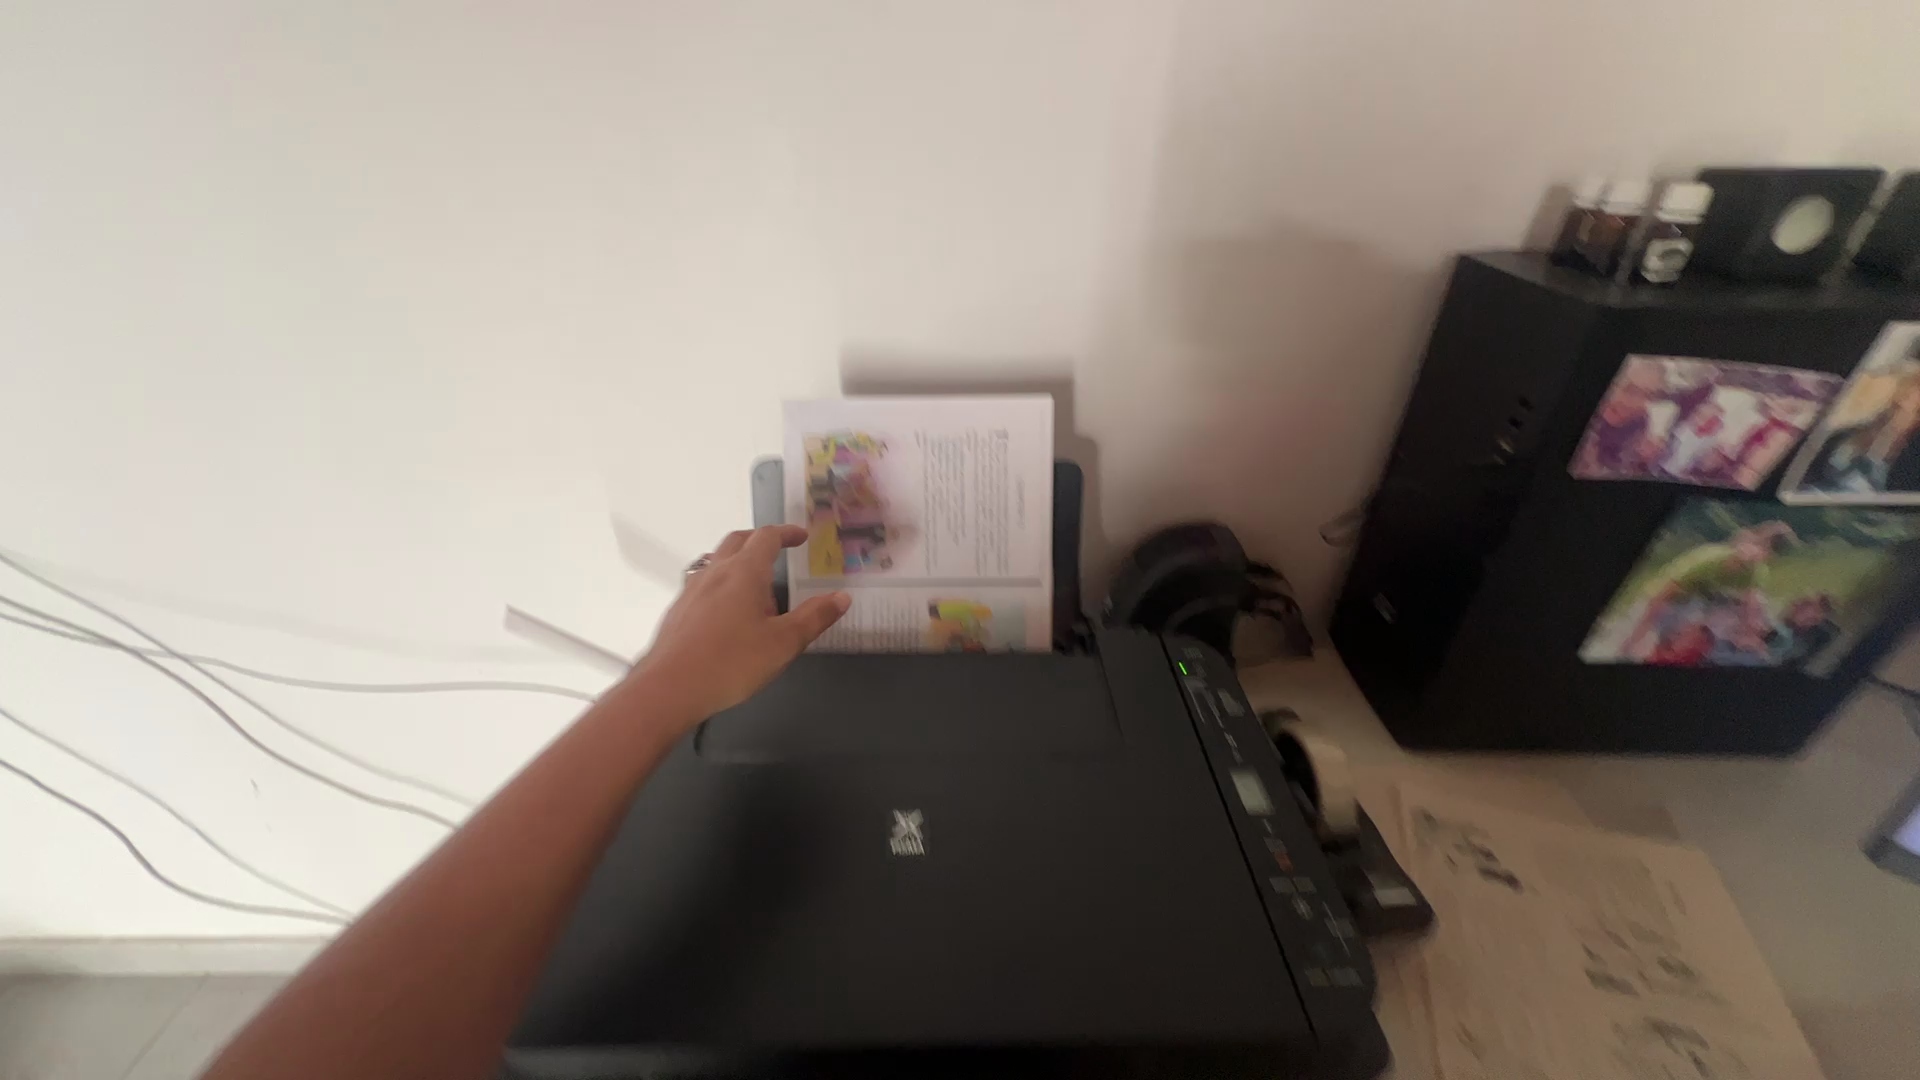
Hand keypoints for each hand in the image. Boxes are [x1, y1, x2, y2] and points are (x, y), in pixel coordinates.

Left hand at [630, 525, 848, 725]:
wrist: (668, 689)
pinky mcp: (678, 611)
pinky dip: (722, 584)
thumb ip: (815, 617)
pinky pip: (703, 584)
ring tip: (755, 588)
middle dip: (759, 540)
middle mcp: (715, 572)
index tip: (801, 537)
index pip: (767, 537)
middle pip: (737, 540)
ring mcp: (691, 590)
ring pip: (716, 561)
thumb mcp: (784, 643)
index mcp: (744, 572)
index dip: (786, 533)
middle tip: (778, 551)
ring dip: (738, 562)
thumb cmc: (732, 662)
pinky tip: (728, 614)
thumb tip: (842, 597)